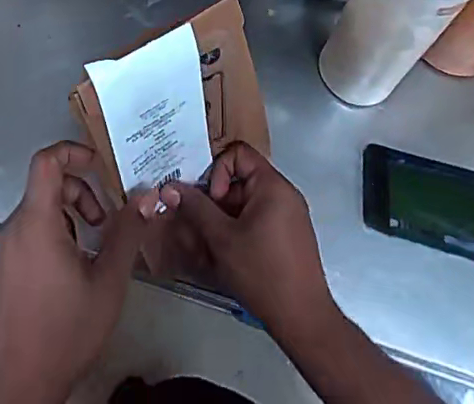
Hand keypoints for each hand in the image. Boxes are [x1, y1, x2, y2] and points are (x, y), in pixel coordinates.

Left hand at [0, 142, 168, 403]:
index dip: (73, 150)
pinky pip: (26, 233)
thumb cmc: (64, 332)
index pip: (46, 160)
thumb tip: (148, 196)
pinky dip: (51, 236)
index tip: (98, 165)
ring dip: (68, 218)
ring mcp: (1, 248)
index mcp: (36, 222)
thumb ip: (127, 233)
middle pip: (47, 186)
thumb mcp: (107, 282)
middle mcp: (13, 227)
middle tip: (103, 225)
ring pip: (38, 211)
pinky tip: (68, 272)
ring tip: (89, 252)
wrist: (14, 385)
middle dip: (81, 195)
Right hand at [167, 145, 440, 403]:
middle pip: (239, 180)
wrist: (304, 320)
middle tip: (201, 228)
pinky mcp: (288, 236)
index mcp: (272, 185)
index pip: (237, 153)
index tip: (211, 202)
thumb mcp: (222, 239)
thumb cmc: (263, 273)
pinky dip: (238, 231)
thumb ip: (195, 208)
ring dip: (223, 220)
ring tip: (211, 248)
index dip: (217, 171)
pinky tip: (228, 257)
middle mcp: (283, 194)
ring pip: (245, 204)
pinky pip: (257, 220)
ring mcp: (288, 216)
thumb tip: (169, 188)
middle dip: (215, 202)